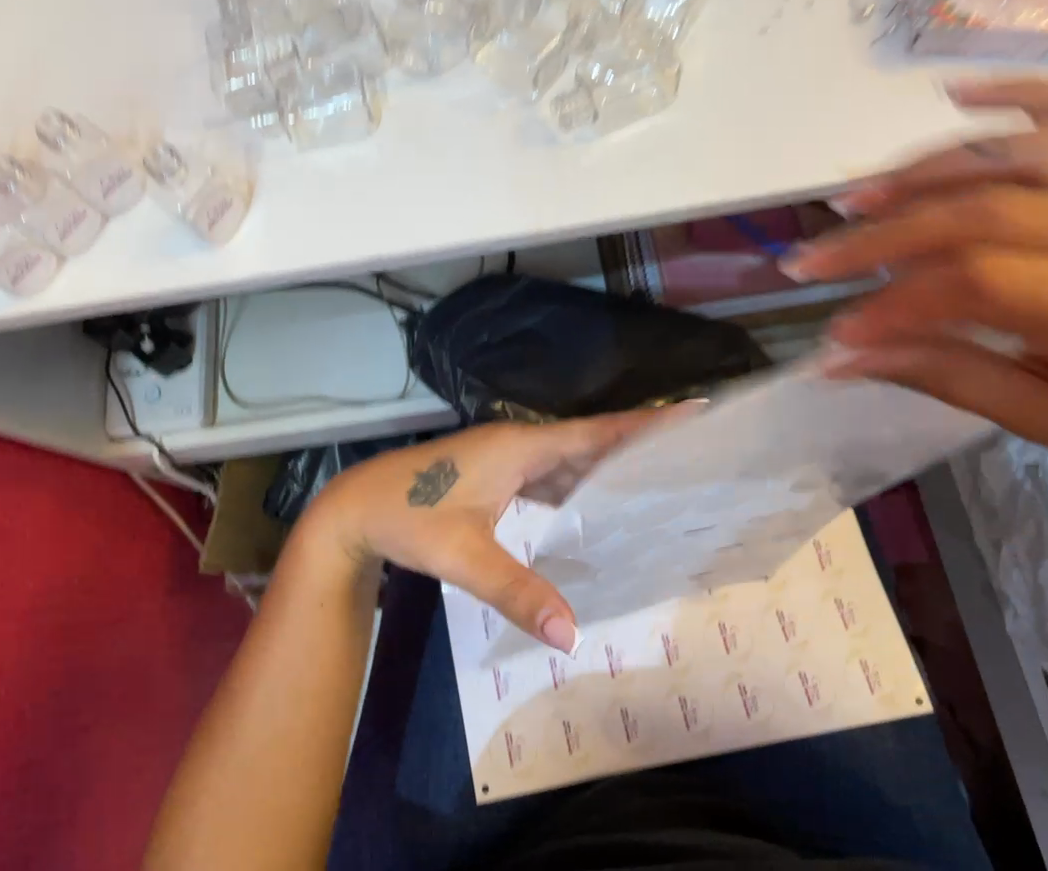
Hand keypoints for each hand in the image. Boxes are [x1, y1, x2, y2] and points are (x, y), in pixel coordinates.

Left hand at [306, 412, 669, 652]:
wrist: (353, 511)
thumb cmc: (407, 519)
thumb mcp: (463, 556)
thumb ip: (516, 591)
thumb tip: (571, 635)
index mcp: (519, 448)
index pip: (596, 432)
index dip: (645, 424)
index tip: (694, 412)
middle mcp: (516, 445)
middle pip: (589, 442)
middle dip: (637, 448)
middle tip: (690, 459)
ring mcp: (502, 459)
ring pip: (567, 459)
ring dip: (607, 468)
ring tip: (656, 483)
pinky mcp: (492, 477)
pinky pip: (548, 476)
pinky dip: (576, 487)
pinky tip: (592, 508)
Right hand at [786, 78, 1047, 507]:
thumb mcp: (1042, 421)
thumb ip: (941, 374)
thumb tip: (834, 357)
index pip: (996, 282)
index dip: (902, 300)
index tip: (837, 330)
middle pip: (1000, 208)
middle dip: (892, 233)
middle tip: (816, 260)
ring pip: (1032, 151)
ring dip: (931, 169)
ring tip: (859, 198)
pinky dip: (1025, 93)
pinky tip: (956, 96)